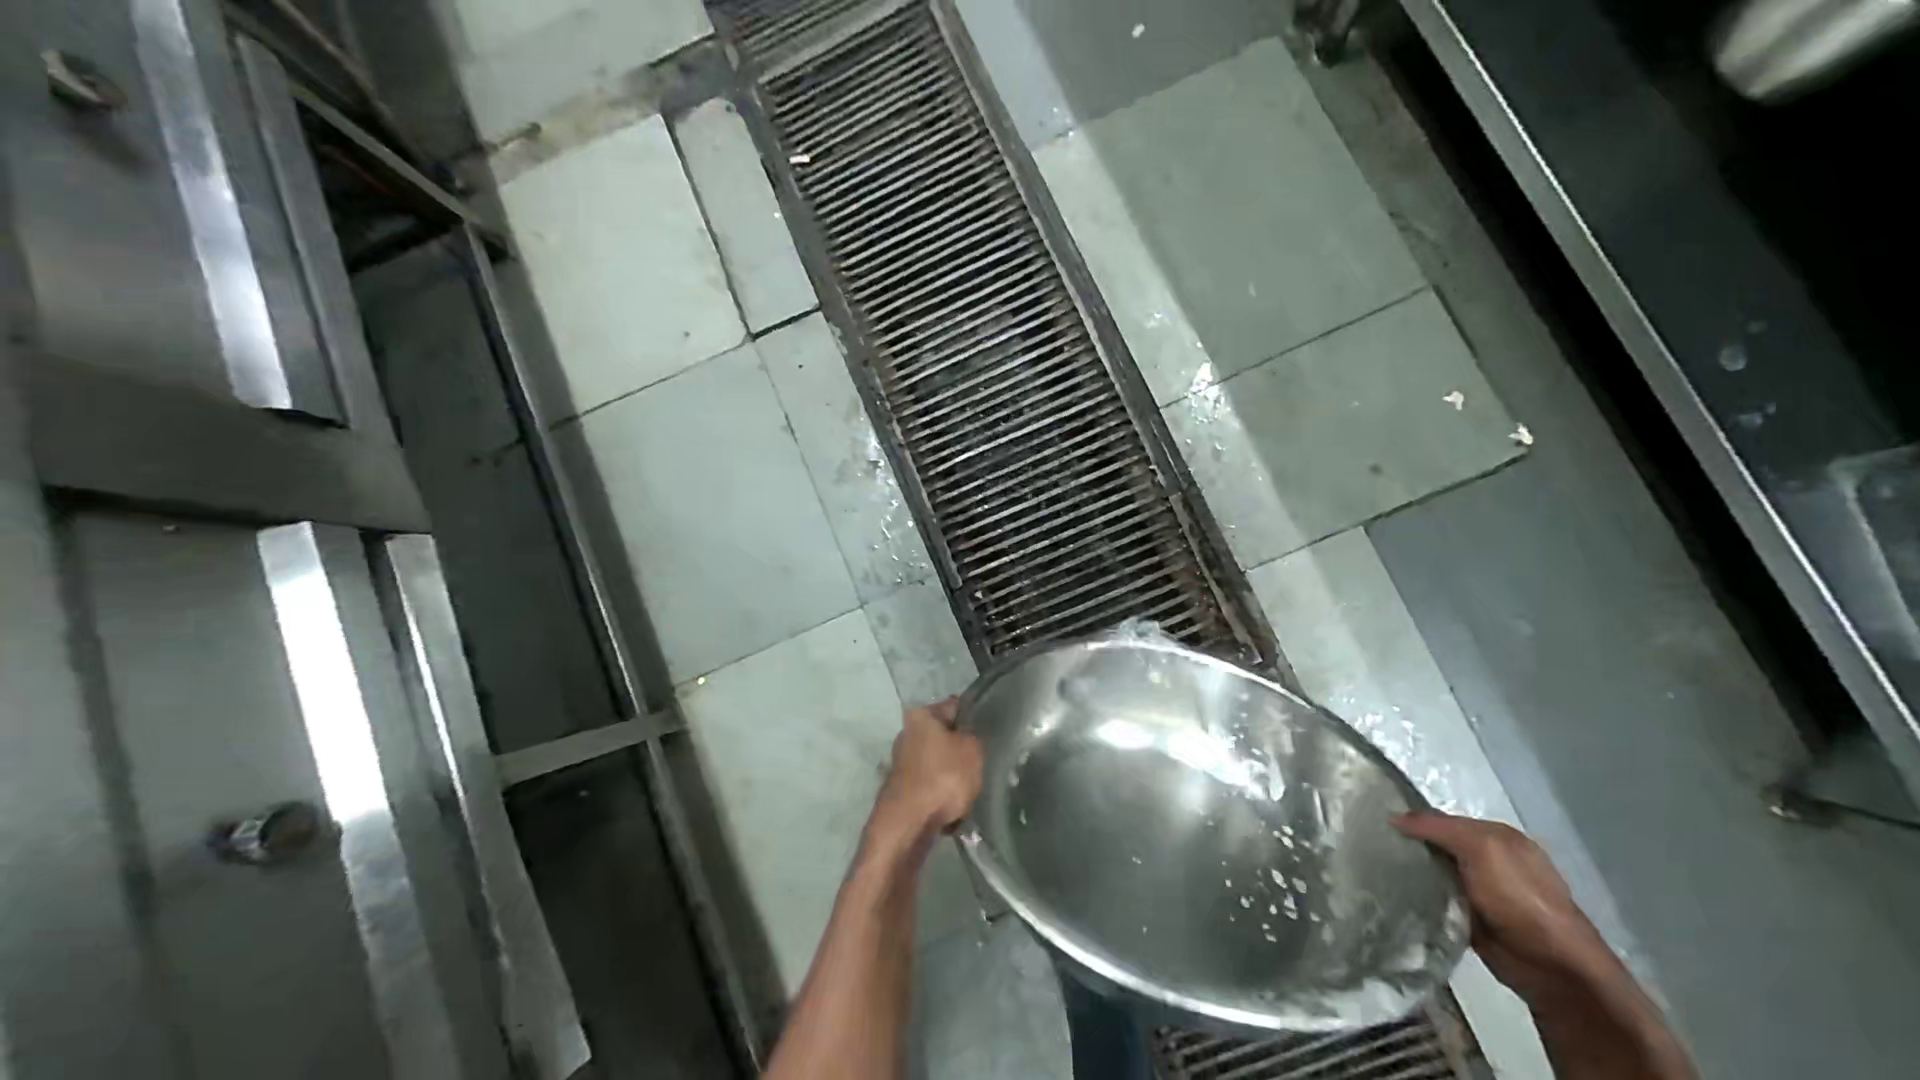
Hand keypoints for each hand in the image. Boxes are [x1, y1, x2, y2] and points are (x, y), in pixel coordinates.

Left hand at [874, 698, 982, 836]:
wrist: (909, 823)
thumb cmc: (943, 776)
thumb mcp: (972, 749)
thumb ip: (975, 736)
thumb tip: (969, 735)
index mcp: (921, 716)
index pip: (954, 706)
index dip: (974, 714)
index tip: (990, 728)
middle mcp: (907, 734)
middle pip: (946, 737)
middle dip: (963, 750)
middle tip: (982, 762)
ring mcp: (903, 763)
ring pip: (941, 764)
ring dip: (955, 776)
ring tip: (971, 788)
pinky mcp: (904, 789)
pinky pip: (933, 786)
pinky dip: (944, 794)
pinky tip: (956, 806)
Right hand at [1394, 811, 1612, 1001]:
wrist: (1553, 967)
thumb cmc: (1520, 898)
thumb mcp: (1481, 848)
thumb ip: (1438, 827)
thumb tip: (1393, 818)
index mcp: (1497, 837)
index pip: (1443, 819)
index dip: (1413, 820)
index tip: (1378, 823)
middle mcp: (1489, 861)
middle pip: (1436, 846)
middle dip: (1409, 846)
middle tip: (1370, 846)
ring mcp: (1480, 892)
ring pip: (1433, 874)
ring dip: (1410, 874)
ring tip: (1374, 869)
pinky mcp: (1470, 920)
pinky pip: (1435, 902)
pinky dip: (1418, 899)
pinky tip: (1393, 896)